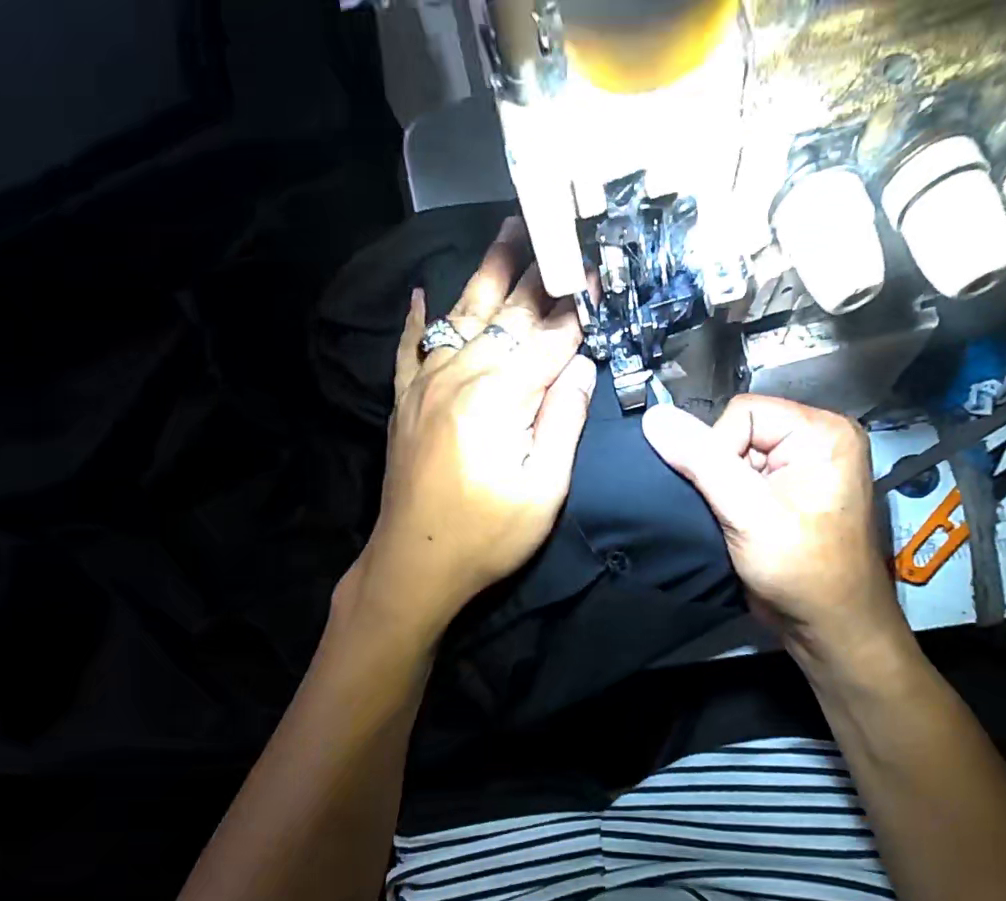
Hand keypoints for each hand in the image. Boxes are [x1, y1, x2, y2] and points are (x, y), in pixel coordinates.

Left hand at [347, 218, 595, 632]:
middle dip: (539, 275)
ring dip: (489, 274)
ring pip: (464, 316)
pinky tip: (422, 293)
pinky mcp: (406, 402)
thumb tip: (581, 367)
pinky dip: (419, 319)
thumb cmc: (487, 537)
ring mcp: (426, 385)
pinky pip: (411, 347)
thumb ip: (562, 423)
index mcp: (499, 399)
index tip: (598, 274)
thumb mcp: (543, 491)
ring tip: (507, 231)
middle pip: (509, 317)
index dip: (578, 309)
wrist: (414, 564)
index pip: (550, 342)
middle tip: (558, 229)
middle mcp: (460, 377)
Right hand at [641, 395, 905, 653]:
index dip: (722, 451)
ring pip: (735, 459)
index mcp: (823, 433)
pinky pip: (742, 480)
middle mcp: (816, 443)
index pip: (744, 413)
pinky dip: (729, 503)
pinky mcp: (786, 495)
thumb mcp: (749, 512)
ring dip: (724, 492)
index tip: (728, 497)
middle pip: (739, 434)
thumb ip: (702, 462)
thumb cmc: (805, 572)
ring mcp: (802, 470)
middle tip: (735, 514)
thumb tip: (655, 418)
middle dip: (724, 474)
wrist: (829, 628)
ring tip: (738, 523)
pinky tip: (736, 526)